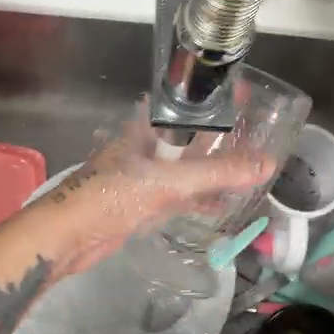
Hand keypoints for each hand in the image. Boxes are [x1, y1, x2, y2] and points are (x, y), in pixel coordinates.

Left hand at [13, 107, 273, 276]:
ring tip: (251, 171)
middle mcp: (146, 148)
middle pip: (190, 139)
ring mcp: (144, 177)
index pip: (188, 106)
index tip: (247, 97)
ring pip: (187, 170)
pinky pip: (180, 196)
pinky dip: (201, 199)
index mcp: (147, 130)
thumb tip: (267, 164)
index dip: (215, 101)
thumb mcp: (170, 182)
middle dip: (221, 140)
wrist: (67, 236)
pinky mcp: (142, 205)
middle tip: (259, 138)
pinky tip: (224, 206)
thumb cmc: (113, 196)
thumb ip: (218, 174)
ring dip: (214, 172)